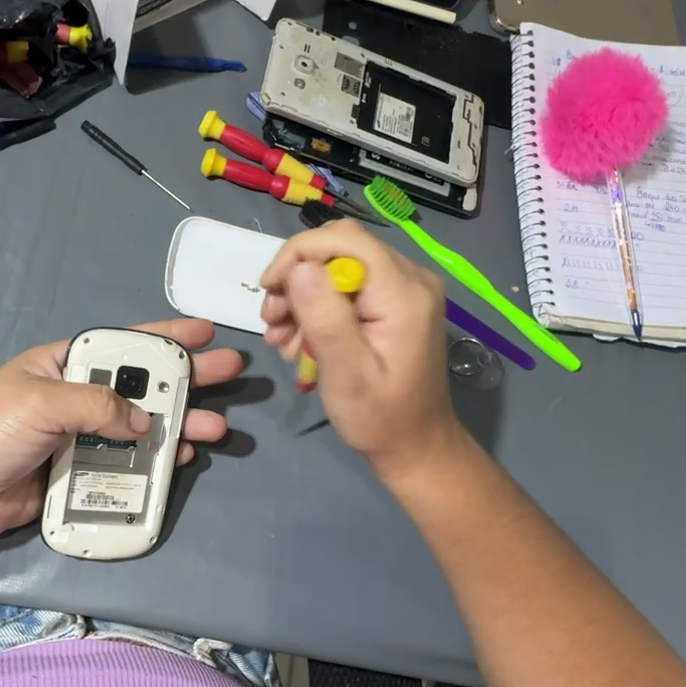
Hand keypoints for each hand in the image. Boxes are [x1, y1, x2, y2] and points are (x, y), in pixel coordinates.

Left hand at [0, 318, 244, 543]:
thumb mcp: (40, 403)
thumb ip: (97, 406)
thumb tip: (145, 423)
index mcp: (62, 366)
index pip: (122, 345)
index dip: (165, 337)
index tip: (204, 332)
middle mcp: (78, 398)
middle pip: (142, 385)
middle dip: (187, 379)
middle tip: (232, 373)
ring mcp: (83, 437)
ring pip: (143, 427)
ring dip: (180, 425)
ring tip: (216, 428)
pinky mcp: (84, 472)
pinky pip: (130, 462)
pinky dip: (157, 460)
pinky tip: (182, 457)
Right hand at [259, 220, 459, 477]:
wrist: (415, 446)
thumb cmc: (380, 418)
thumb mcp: (346, 374)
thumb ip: (325, 317)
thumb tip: (299, 267)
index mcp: (404, 292)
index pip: (344, 239)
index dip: (298, 254)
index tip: (270, 291)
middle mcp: (411, 279)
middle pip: (340, 248)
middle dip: (297, 277)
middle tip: (274, 321)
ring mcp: (406, 290)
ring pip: (340, 266)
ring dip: (303, 297)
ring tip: (283, 340)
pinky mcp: (397, 304)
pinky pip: (350, 287)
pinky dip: (320, 307)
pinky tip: (302, 340)